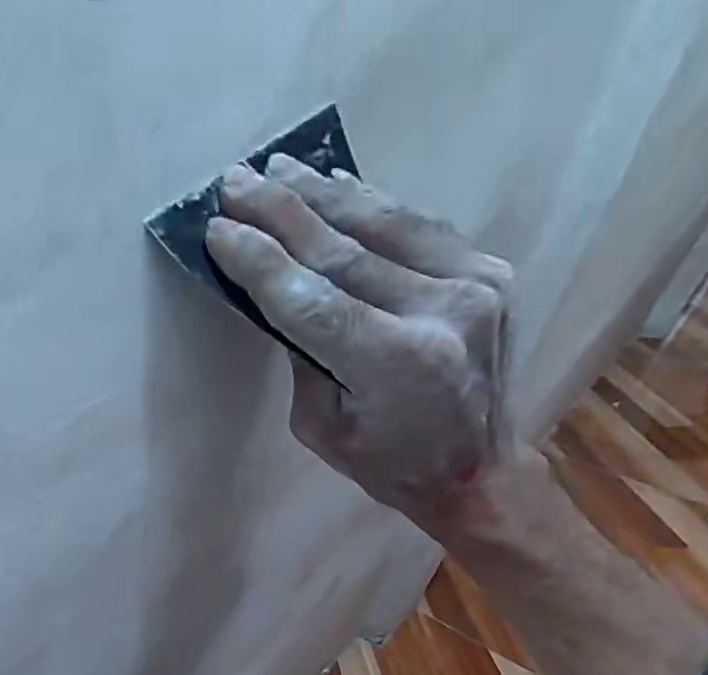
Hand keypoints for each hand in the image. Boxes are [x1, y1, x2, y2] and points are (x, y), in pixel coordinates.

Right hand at [207, 155, 516, 529]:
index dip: (260, 261)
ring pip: (383, 223)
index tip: (218, 230)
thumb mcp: (322, 426)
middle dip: (280, 214)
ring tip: (277, 170)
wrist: (478, 471)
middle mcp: (442, 312)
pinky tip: (335, 185)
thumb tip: (282, 288)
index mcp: (395, 365)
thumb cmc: (388, 464)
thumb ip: (303, 354)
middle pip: (343, 250)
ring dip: (322, 194)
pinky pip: (418, 226)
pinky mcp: (489, 271)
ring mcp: (475, 284)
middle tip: (234, 184)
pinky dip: (371, 203)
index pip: (311, 298)